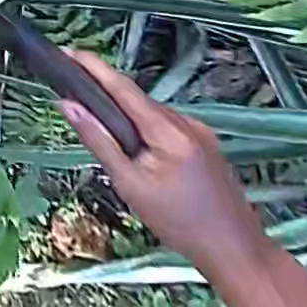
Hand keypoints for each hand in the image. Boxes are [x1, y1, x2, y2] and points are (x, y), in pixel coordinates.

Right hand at [59, 50, 268, 274]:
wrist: (238, 255)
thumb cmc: (181, 225)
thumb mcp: (130, 185)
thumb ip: (98, 140)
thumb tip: (67, 105)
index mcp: (167, 129)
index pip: (122, 86)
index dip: (93, 66)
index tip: (69, 52)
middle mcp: (185, 121)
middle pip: (136, 98)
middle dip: (107, 96)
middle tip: (77, 99)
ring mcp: (199, 130)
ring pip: (151, 112)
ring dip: (127, 115)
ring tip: (108, 135)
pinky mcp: (205, 141)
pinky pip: (166, 124)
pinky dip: (147, 128)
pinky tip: (141, 152)